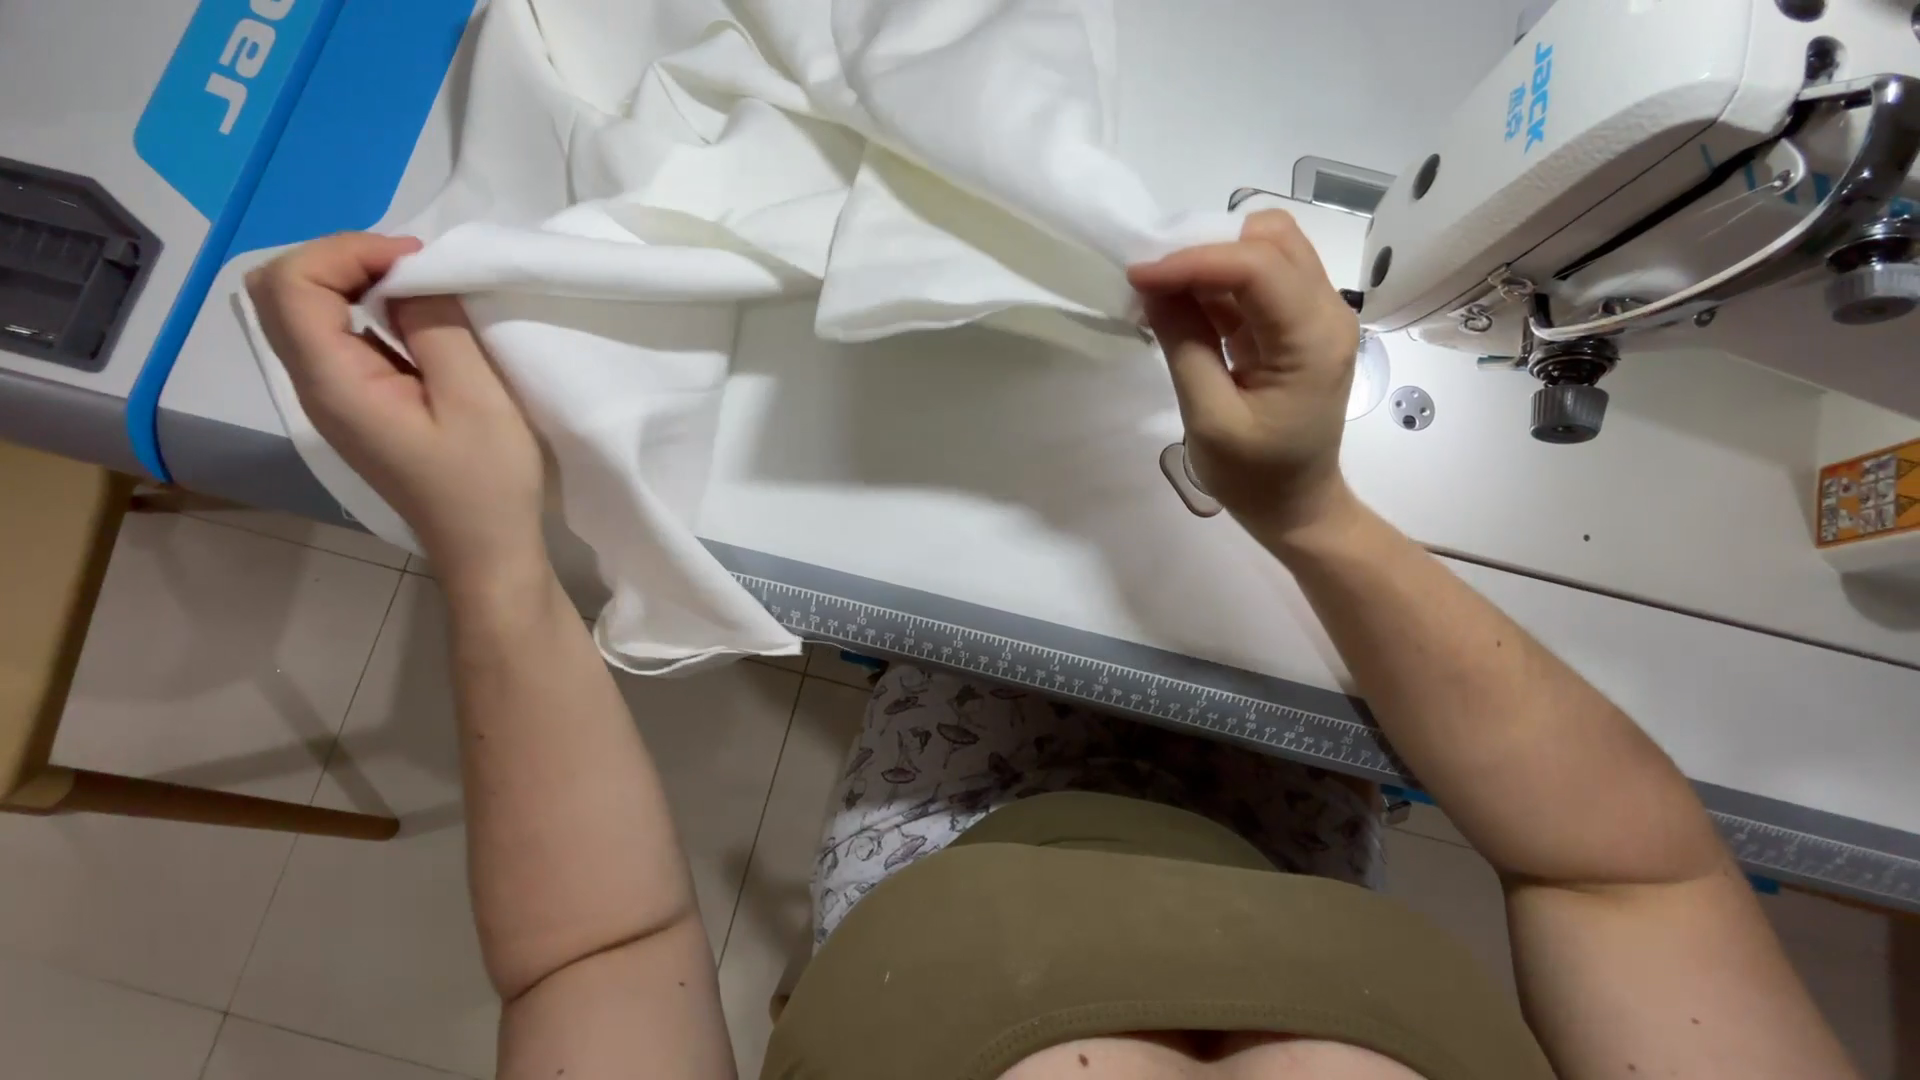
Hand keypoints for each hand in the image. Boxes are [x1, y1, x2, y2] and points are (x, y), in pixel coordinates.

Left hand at [246, 233, 545, 586]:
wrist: (487, 549)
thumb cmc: (487, 481)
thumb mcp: (476, 400)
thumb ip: (437, 330)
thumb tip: (412, 280)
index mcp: (335, 384)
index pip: (292, 284)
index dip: (346, 252)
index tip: (417, 262)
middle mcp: (316, 387)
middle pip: (281, 292)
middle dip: (342, 260)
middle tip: (414, 268)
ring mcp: (334, 400)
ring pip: (306, 313)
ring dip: (355, 284)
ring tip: (422, 288)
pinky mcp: (358, 409)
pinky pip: (340, 341)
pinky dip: (369, 314)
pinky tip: (419, 326)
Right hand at [1128, 210, 1360, 540]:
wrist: (1296, 506)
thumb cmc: (1255, 475)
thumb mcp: (1209, 418)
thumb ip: (1184, 346)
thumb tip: (1153, 288)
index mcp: (1314, 339)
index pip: (1258, 267)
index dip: (1193, 261)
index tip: (1137, 275)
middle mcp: (1327, 312)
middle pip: (1271, 240)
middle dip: (1205, 249)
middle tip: (1153, 282)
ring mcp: (1315, 315)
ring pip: (1264, 251)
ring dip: (1209, 263)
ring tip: (1161, 295)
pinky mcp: (1296, 325)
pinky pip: (1257, 281)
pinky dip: (1215, 284)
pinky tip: (1179, 308)